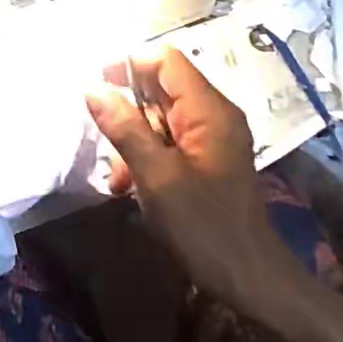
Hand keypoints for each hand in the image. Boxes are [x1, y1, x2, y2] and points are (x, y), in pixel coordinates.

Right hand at [86, 48, 290, 304]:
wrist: (250, 281)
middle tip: (110, 147)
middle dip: (128, 113)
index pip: (166, 60)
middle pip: (159, 88)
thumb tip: (93, 88)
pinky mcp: (204, 159)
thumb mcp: (157, 177)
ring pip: (158, 117)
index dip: (130, 64)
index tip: (98, 87)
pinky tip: (132, 187)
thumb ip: (125, 129)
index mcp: (209, 110)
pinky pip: (167, 140)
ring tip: (122, 179)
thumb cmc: (205, 227)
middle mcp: (213, 115)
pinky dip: (145, 156)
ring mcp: (210, 137)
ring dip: (133, 141)